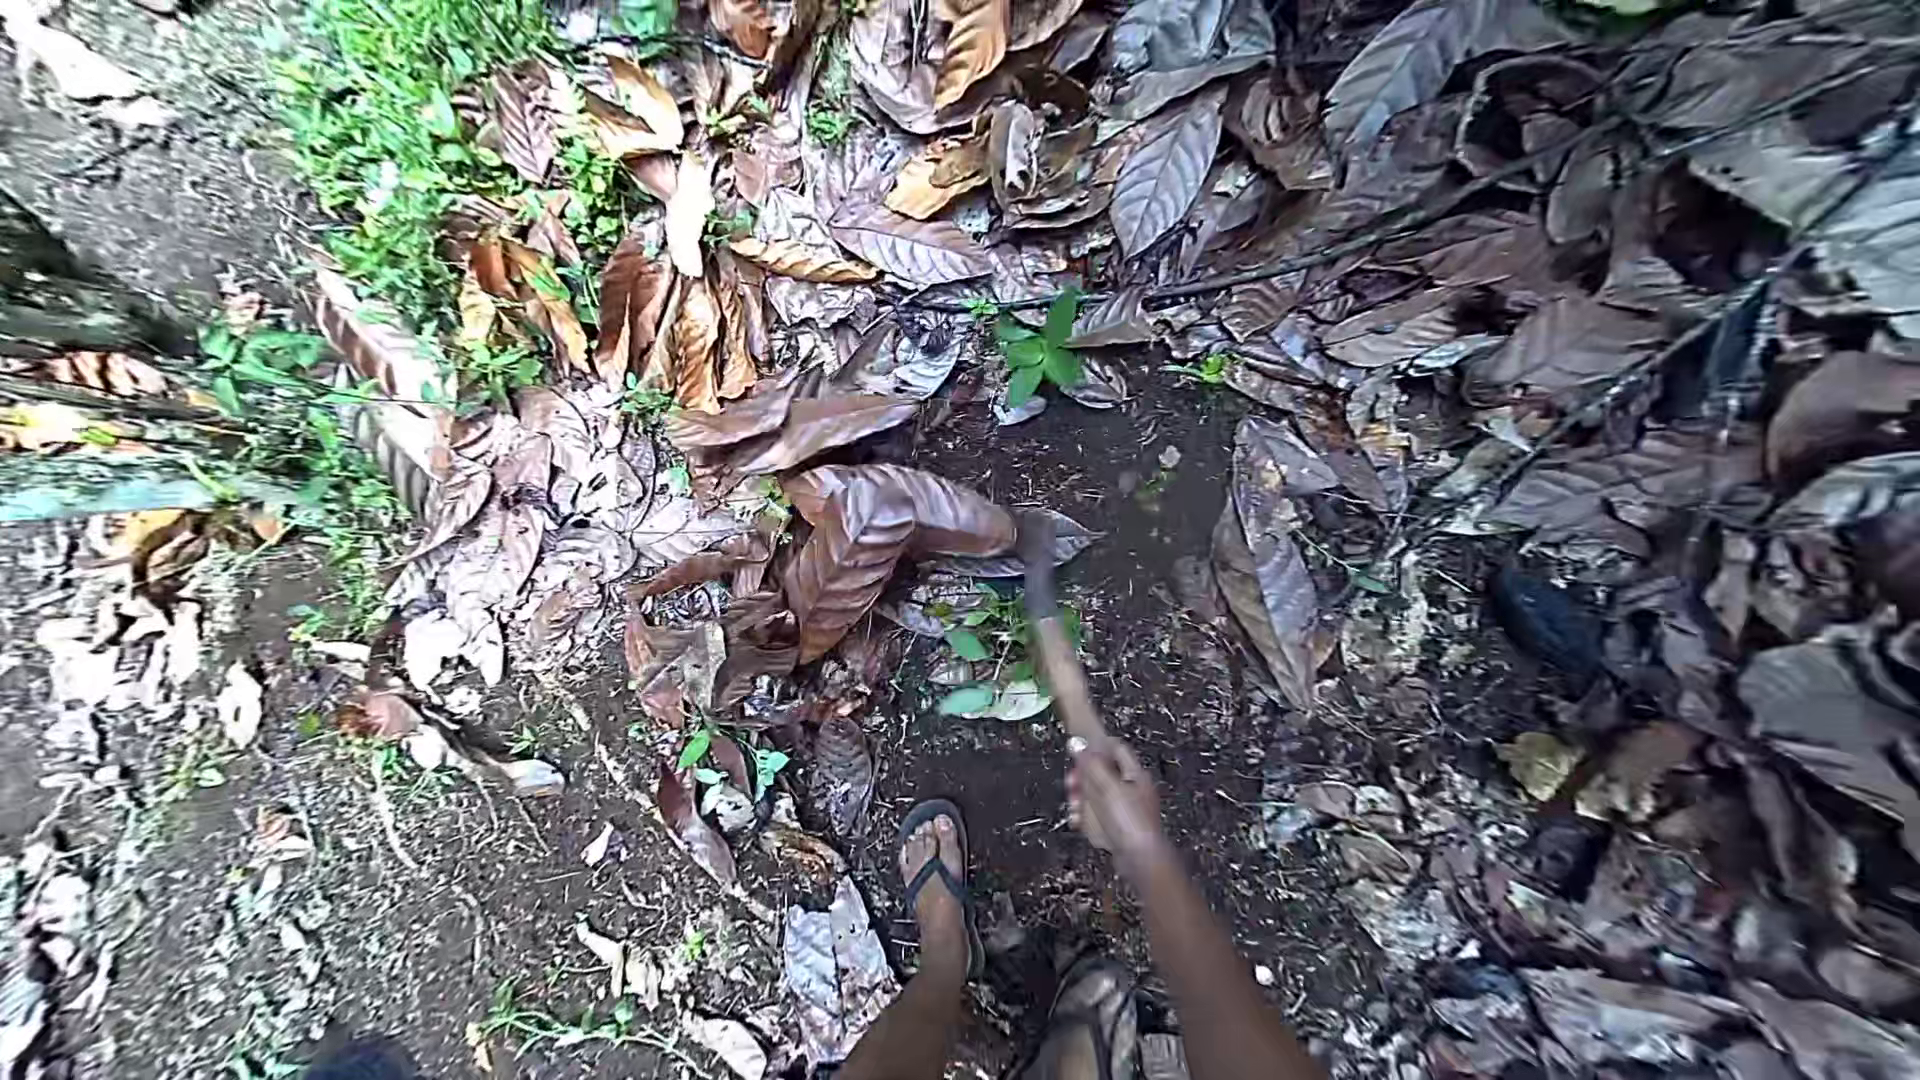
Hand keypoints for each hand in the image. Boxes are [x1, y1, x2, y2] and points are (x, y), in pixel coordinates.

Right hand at [1067, 738, 1169, 878]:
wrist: (1140, 860)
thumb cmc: (1129, 820)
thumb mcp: (1107, 787)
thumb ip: (1091, 765)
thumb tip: (1076, 744)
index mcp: (1134, 774)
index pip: (1115, 748)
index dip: (1096, 747)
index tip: (1077, 752)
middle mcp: (1131, 788)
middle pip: (1101, 772)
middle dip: (1082, 778)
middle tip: (1071, 784)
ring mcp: (1124, 808)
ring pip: (1096, 794)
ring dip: (1080, 799)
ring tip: (1074, 807)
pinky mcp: (1118, 825)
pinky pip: (1097, 814)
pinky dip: (1085, 816)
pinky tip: (1078, 821)